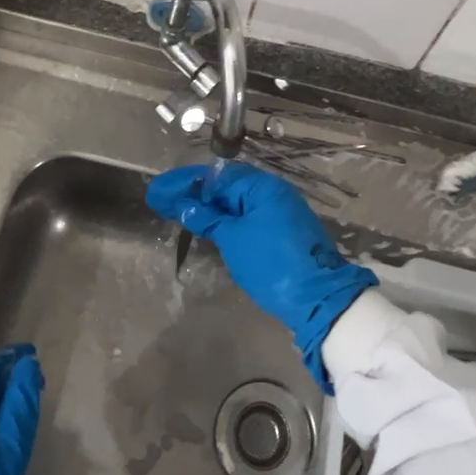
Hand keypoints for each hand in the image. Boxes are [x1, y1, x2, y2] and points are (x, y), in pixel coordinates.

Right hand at [146, 163, 376, 391]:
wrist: (317, 298)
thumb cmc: (272, 263)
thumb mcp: (234, 240)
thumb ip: (208, 219)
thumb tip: (185, 205)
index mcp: (261, 186)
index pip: (216, 176)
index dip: (185, 183)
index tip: (158, 191)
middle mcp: (272, 192)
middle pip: (226, 186)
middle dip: (194, 193)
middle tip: (162, 201)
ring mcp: (279, 211)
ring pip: (236, 202)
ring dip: (208, 207)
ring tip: (178, 212)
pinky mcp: (282, 231)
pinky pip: (246, 216)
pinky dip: (225, 219)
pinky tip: (208, 226)